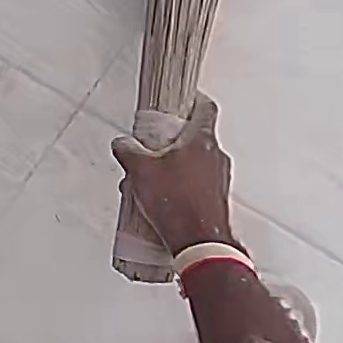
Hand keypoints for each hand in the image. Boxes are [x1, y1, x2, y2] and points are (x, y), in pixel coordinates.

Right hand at [111, 95, 236, 253]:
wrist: (198, 243)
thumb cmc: (176, 203)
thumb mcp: (139, 170)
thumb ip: (128, 151)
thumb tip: (122, 144)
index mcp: (202, 141)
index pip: (205, 109)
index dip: (194, 101)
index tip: (184, 99)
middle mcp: (216, 157)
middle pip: (196, 137)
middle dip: (172, 140)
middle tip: (153, 145)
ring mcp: (219, 179)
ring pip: (195, 161)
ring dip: (174, 165)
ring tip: (151, 178)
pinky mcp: (216, 199)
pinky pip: (197, 183)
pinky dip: (180, 184)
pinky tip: (161, 197)